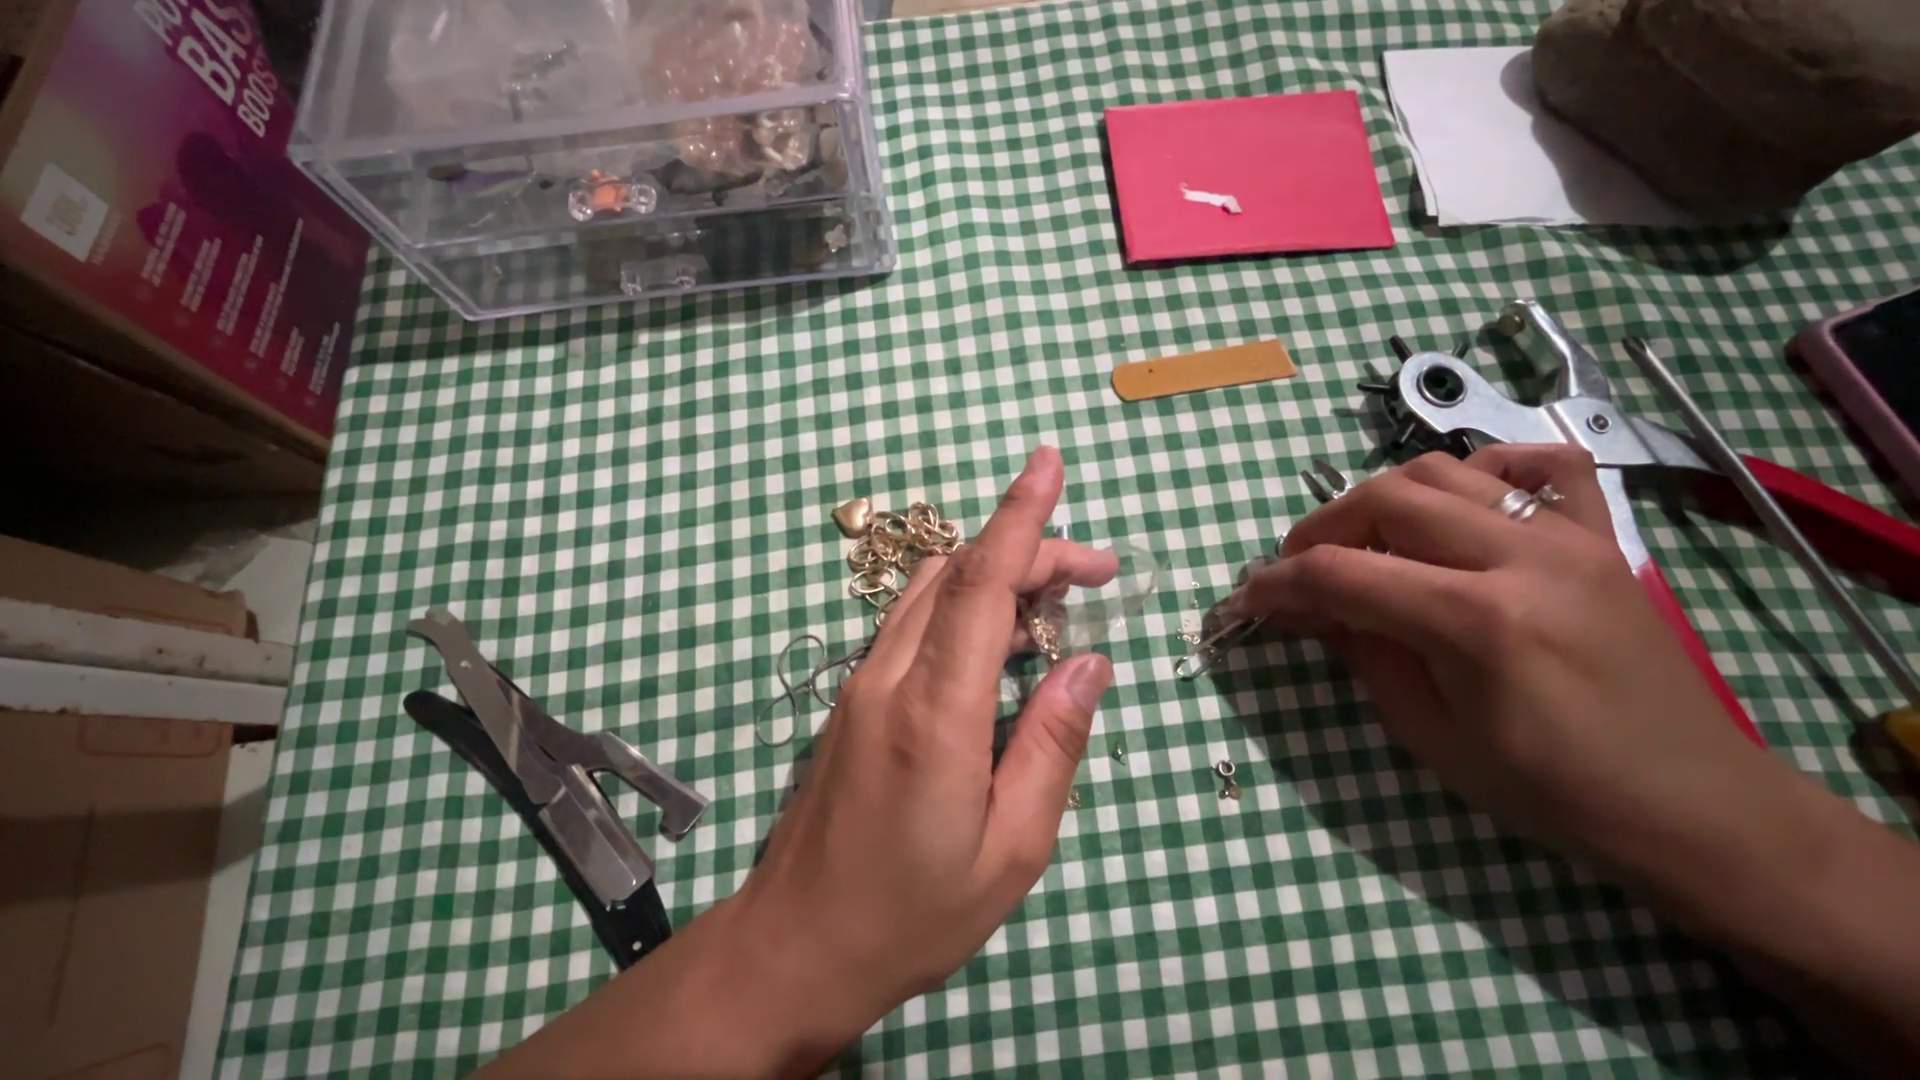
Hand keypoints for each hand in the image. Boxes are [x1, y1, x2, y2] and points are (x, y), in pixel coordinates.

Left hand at [481, 448, 1116, 1079]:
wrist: (796, 945)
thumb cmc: (912, 913)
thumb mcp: (1011, 849)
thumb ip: (1053, 746)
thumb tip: (1090, 663)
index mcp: (933, 713)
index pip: (980, 585)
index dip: (1019, 517)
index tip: (1048, 464)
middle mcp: (889, 678)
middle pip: (959, 575)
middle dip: (1031, 549)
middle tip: (1099, 573)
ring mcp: (862, 684)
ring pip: (931, 592)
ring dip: (997, 574)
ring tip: (1061, 599)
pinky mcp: (853, 699)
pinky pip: (914, 626)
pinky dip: (965, 607)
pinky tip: (1004, 641)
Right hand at [1225, 445, 1771, 858]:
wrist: (1689, 803)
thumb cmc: (1548, 790)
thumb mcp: (1430, 736)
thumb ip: (1365, 655)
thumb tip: (1312, 608)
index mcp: (1476, 622)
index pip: (1342, 574)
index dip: (1279, 583)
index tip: (1247, 598)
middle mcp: (1520, 557)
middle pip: (1384, 500)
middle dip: (1319, 529)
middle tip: (1297, 570)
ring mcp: (1568, 536)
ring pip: (1443, 471)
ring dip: (1380, 499)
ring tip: (1363, 541)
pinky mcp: (1600, 536)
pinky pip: (1538, 466)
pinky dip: (1482, 469)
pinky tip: (1458, 505)